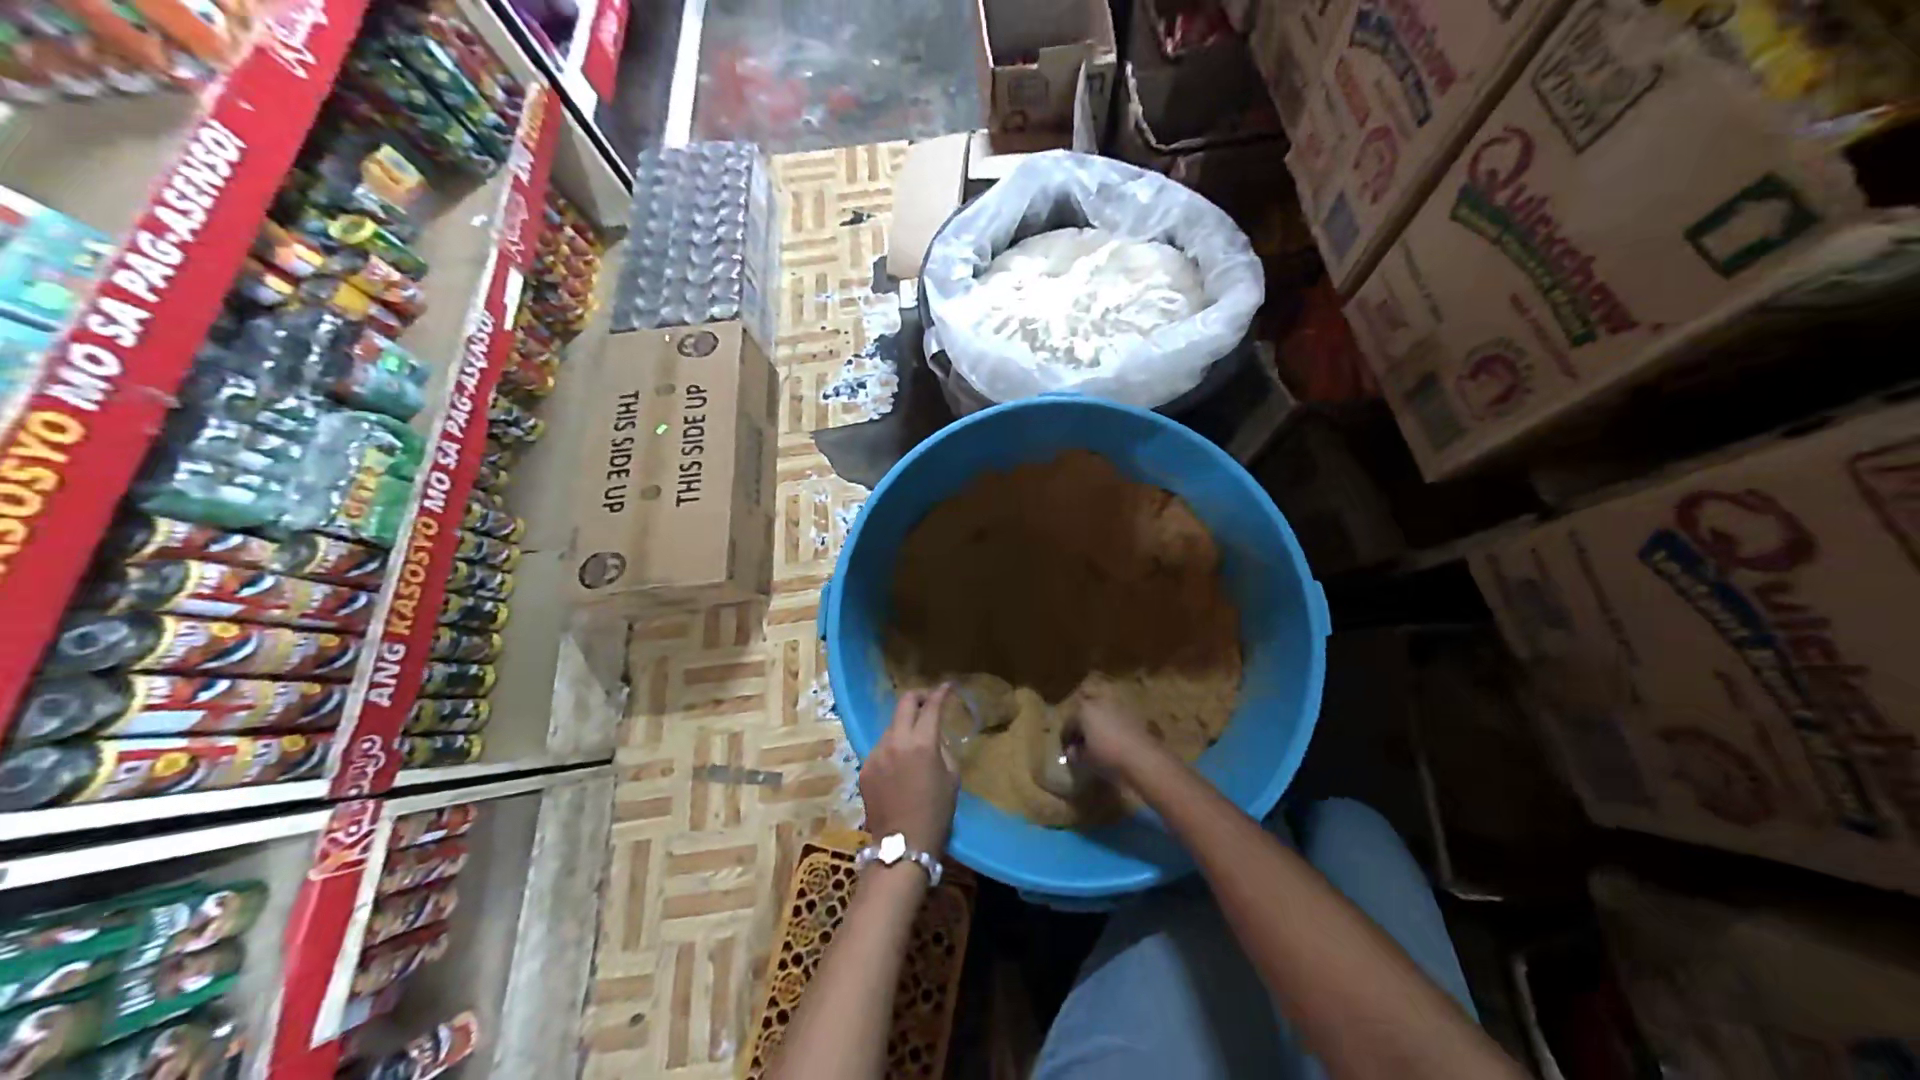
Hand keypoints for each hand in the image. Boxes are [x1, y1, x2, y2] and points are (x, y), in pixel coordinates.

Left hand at [860, 685, 960, 857]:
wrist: (902, 845)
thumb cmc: (935, 813)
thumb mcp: (951, 778)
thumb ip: (942, 749)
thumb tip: (933, 736)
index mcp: (921, 744)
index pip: (931, 707)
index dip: (940, 693)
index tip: (948, 687)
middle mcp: (895, 742)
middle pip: (904, 704)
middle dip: (918, 697)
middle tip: (928, 700)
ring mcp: (876, 754)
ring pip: (891, 726)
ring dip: (904, 725)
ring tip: (915, 738)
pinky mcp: (865, 767)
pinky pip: (881, 748)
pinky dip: (893, 747)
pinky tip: (900, 764)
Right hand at [1061, 680, 1166, 778]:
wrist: (1142, 757)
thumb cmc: (1107, 756)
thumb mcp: (1086, 758)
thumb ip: (1076, 753)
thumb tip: (1071, 752)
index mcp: (1083, 711)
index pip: (1068, 724)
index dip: (1066, 738)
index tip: (1067, 750)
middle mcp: (1099, 703)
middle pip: (1084, 714)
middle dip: (1081, 727)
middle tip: (1081, 743)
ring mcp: (1117, 706)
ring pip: (1101, 714)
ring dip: (1097, 725)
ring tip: (1098, 742)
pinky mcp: (1132, 714)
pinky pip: (1115, 718)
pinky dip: (1111, 727)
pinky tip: (1113, 741)